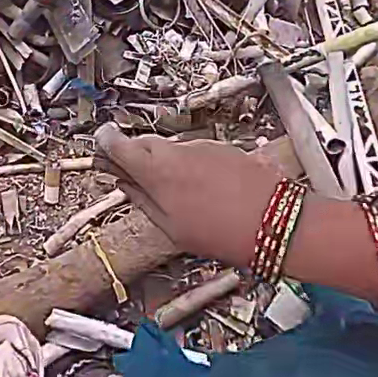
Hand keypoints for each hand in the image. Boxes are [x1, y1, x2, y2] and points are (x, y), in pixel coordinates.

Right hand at [94, 124, 282, 266]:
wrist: (276, 221)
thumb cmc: (221, 233)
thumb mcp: (171, 227)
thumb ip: (142, 200)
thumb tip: (123, 184)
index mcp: (156, 172)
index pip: (118, 145)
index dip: (106, 144)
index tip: (101, 148)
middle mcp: (175, 151)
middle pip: (143, 143)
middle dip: (134, 156)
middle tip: (134, 178)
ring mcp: (200, 146)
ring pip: (169, 148)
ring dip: (163, 162)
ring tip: (176, 193)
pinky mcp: (220, 146)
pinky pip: (192, 151)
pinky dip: (188, 164)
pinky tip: (201, 188)